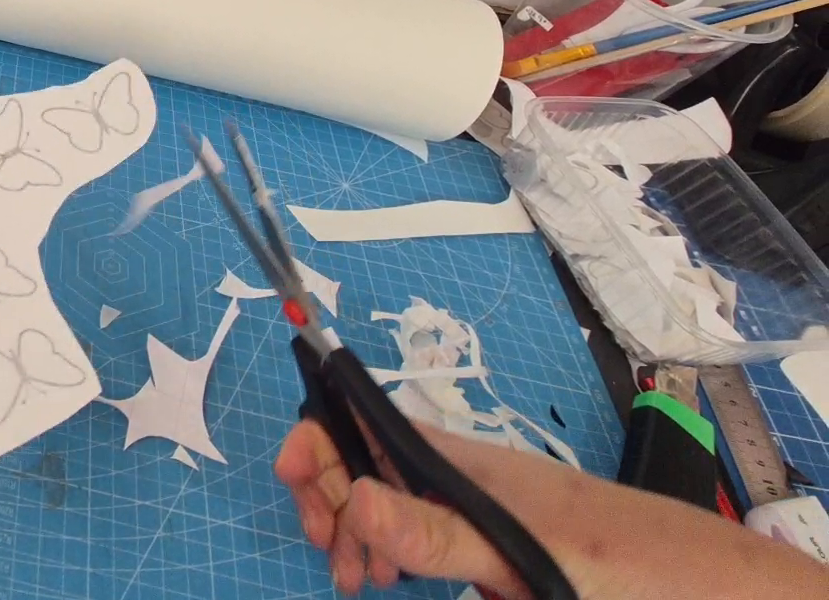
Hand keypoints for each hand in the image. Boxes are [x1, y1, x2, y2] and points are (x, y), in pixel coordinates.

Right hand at [275, 418, 828, 598]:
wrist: (711, 590)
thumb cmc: (620, 559)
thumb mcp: (525, 552)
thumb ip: (437, 531)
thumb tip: (351, 498)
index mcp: (439, 455)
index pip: (349, 420)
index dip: (311, 439)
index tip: (292, 481)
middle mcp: (437, 470)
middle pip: (351, 459)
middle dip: (324, 496)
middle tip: (329, 552)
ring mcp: (455, 504)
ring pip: (374, 498)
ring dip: (350, 530)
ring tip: (356, 576)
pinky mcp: (473, 538)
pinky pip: (407, 531)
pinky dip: (383, 550)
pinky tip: (389, 577)